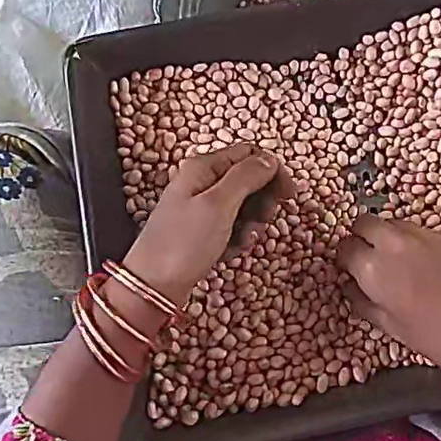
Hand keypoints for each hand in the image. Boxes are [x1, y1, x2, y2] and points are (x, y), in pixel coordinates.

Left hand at [122, 144, 291, 306]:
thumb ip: (246, 177)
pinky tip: (230, 251)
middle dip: (262, 200)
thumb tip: (269, 159)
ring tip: (243, 239)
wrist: (152, 287)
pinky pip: (232, 227)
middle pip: (248, 179)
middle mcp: (201, 182)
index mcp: (203, 168)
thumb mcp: (219, 204)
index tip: (288, 194)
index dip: (272, 170)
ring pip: (243, 205)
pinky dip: (237, 238)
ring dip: (251, 222)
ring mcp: (201, 207)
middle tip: (263, 219)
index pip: (249, 154)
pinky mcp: (202, 231)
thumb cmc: (182, 244)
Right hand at [335, 214, 440, 365]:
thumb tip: (350, 287)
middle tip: (368, 255)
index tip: (349, 267)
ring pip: (392, 222)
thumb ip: (363, 302)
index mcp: (373, 269)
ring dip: (386, 235)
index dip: (344, 257)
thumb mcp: (389, 326)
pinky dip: (412, 240)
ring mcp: (422, 235)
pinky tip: (423, 262)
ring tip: (396, 258)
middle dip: (361, 235)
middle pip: (364, 221)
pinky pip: (418, 230)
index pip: (344, 247)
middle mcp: (393, 244)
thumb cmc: (432, 336)